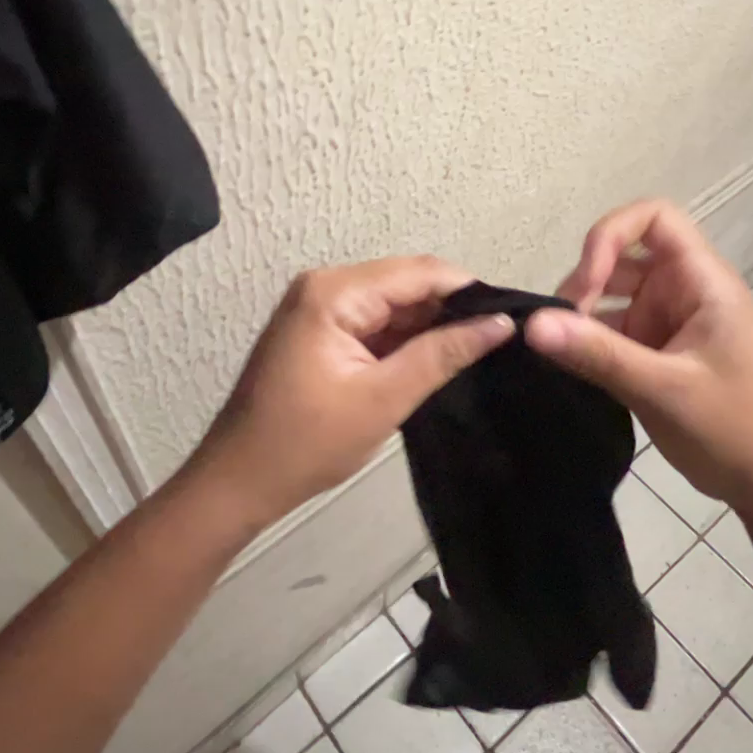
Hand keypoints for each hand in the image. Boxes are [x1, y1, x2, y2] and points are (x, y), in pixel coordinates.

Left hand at [184, 257, 514, 523]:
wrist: (238, 481)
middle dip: (451, 307)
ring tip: (480, 348)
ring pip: (393, 303)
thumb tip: (500, 323)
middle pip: (405, 283)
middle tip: (502, 338)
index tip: (513, 315)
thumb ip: (443, 354)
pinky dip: (404, 339)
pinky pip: (374, 322)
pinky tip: (438, 357)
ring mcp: (319, 307)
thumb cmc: (306, 443)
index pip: (418, 272)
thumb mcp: (383, 398)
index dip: (469, 289)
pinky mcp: (320, 330)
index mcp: (333, 292)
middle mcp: (325, 285)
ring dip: (430, 325)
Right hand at [525, 199, 752, 504]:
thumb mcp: (663, 390)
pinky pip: (616, 331)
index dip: (610, 235)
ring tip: (558, 351)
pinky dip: (590, 343)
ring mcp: (671, 322)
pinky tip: (570, 367)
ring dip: (583, 314)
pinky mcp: (659, 353)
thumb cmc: (735, 431)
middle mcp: (686, 292)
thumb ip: (598, 354)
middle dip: (587, 281)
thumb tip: (531, 324)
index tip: (584, 285)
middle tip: (558, 330)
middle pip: (624, 255)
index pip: (654, 218)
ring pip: (614, 295)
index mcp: (704, 282)